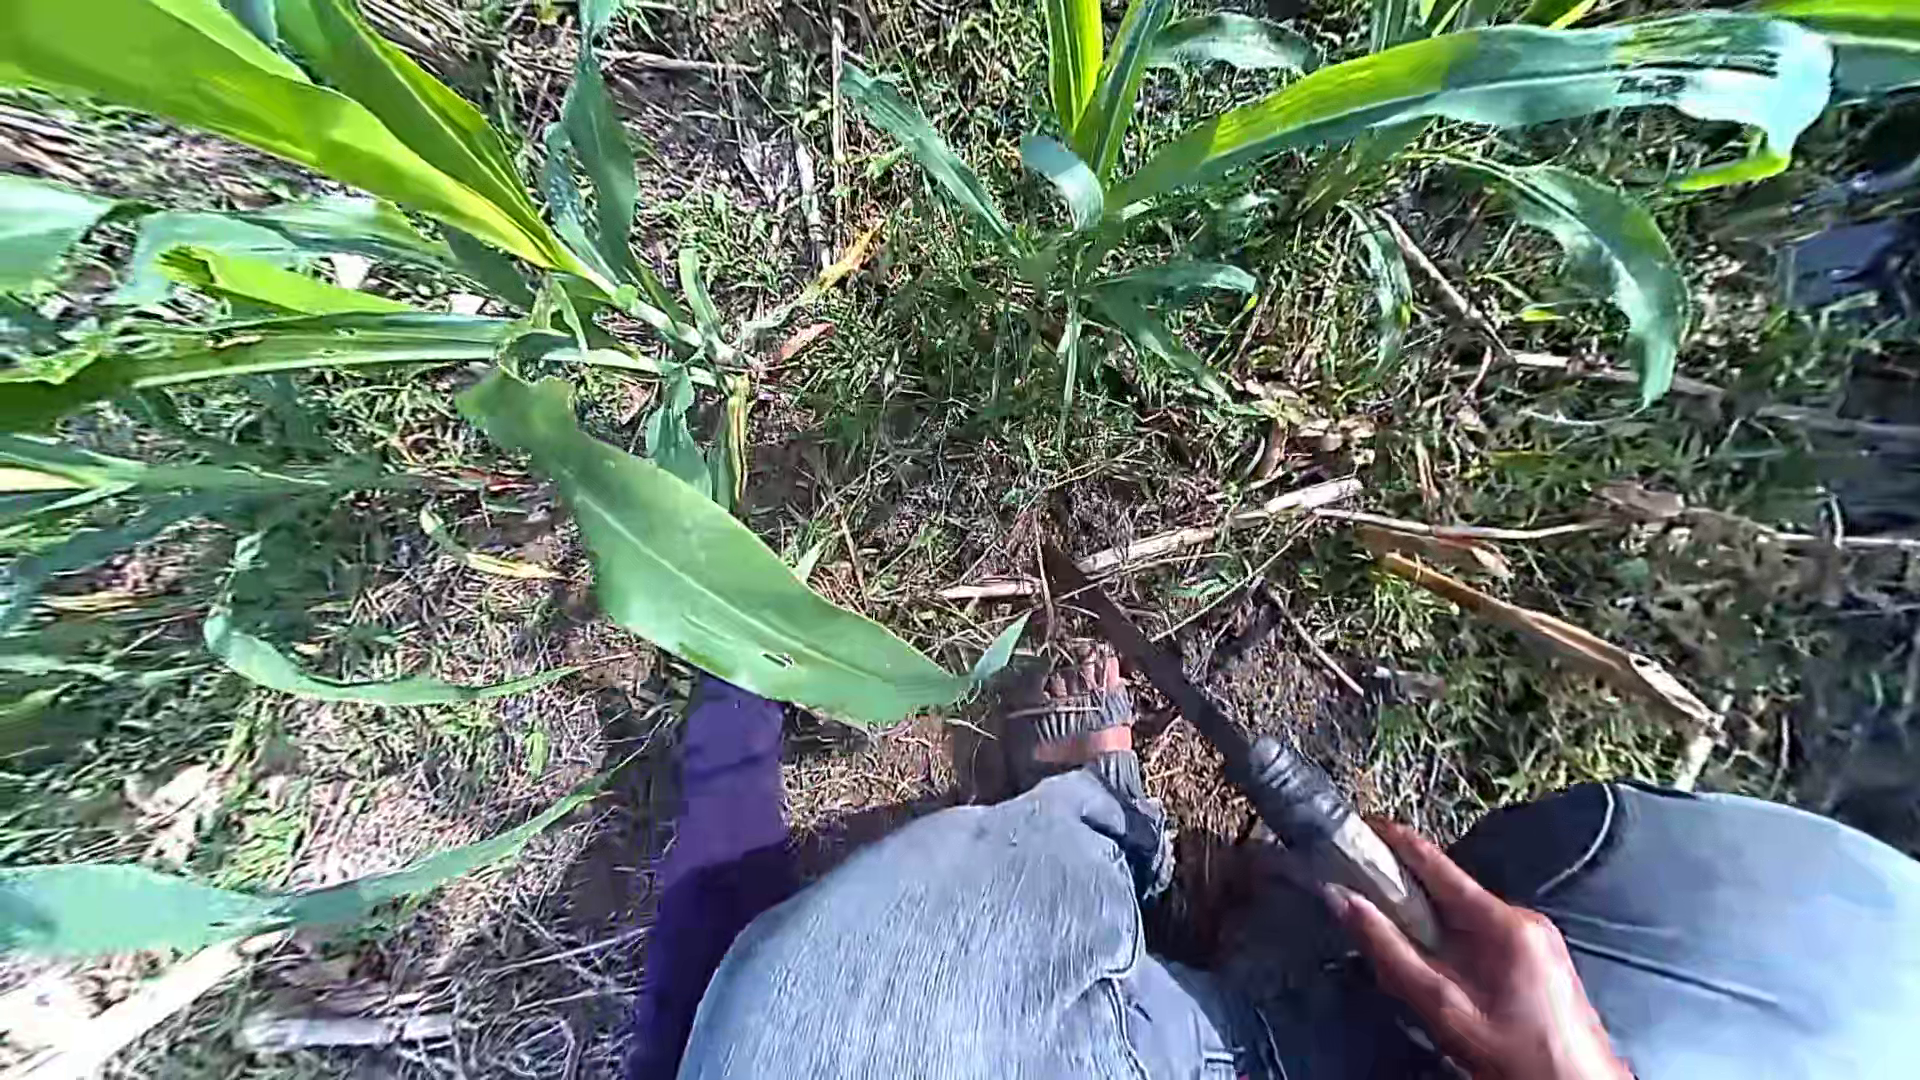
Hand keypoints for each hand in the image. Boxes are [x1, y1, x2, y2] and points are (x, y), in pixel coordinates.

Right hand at [1325, 820, 1630, 1079]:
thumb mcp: (1441, 1006)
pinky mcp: (1539, 956)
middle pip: (1441, 883)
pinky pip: (1475, 925)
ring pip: (1456, 906)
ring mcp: (1535, 935)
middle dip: (1397, 884)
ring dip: (1420, 912)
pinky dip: (1444, 931)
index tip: (1347, 826)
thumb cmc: (1515, 1059)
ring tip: (1386, 930)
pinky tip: (1429, 957)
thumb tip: (1336, 893)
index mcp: (1500, 920)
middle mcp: (1521, 915)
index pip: (1430, 858)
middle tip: (1355, 890)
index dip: (1386, 836)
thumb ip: (1385, 946)